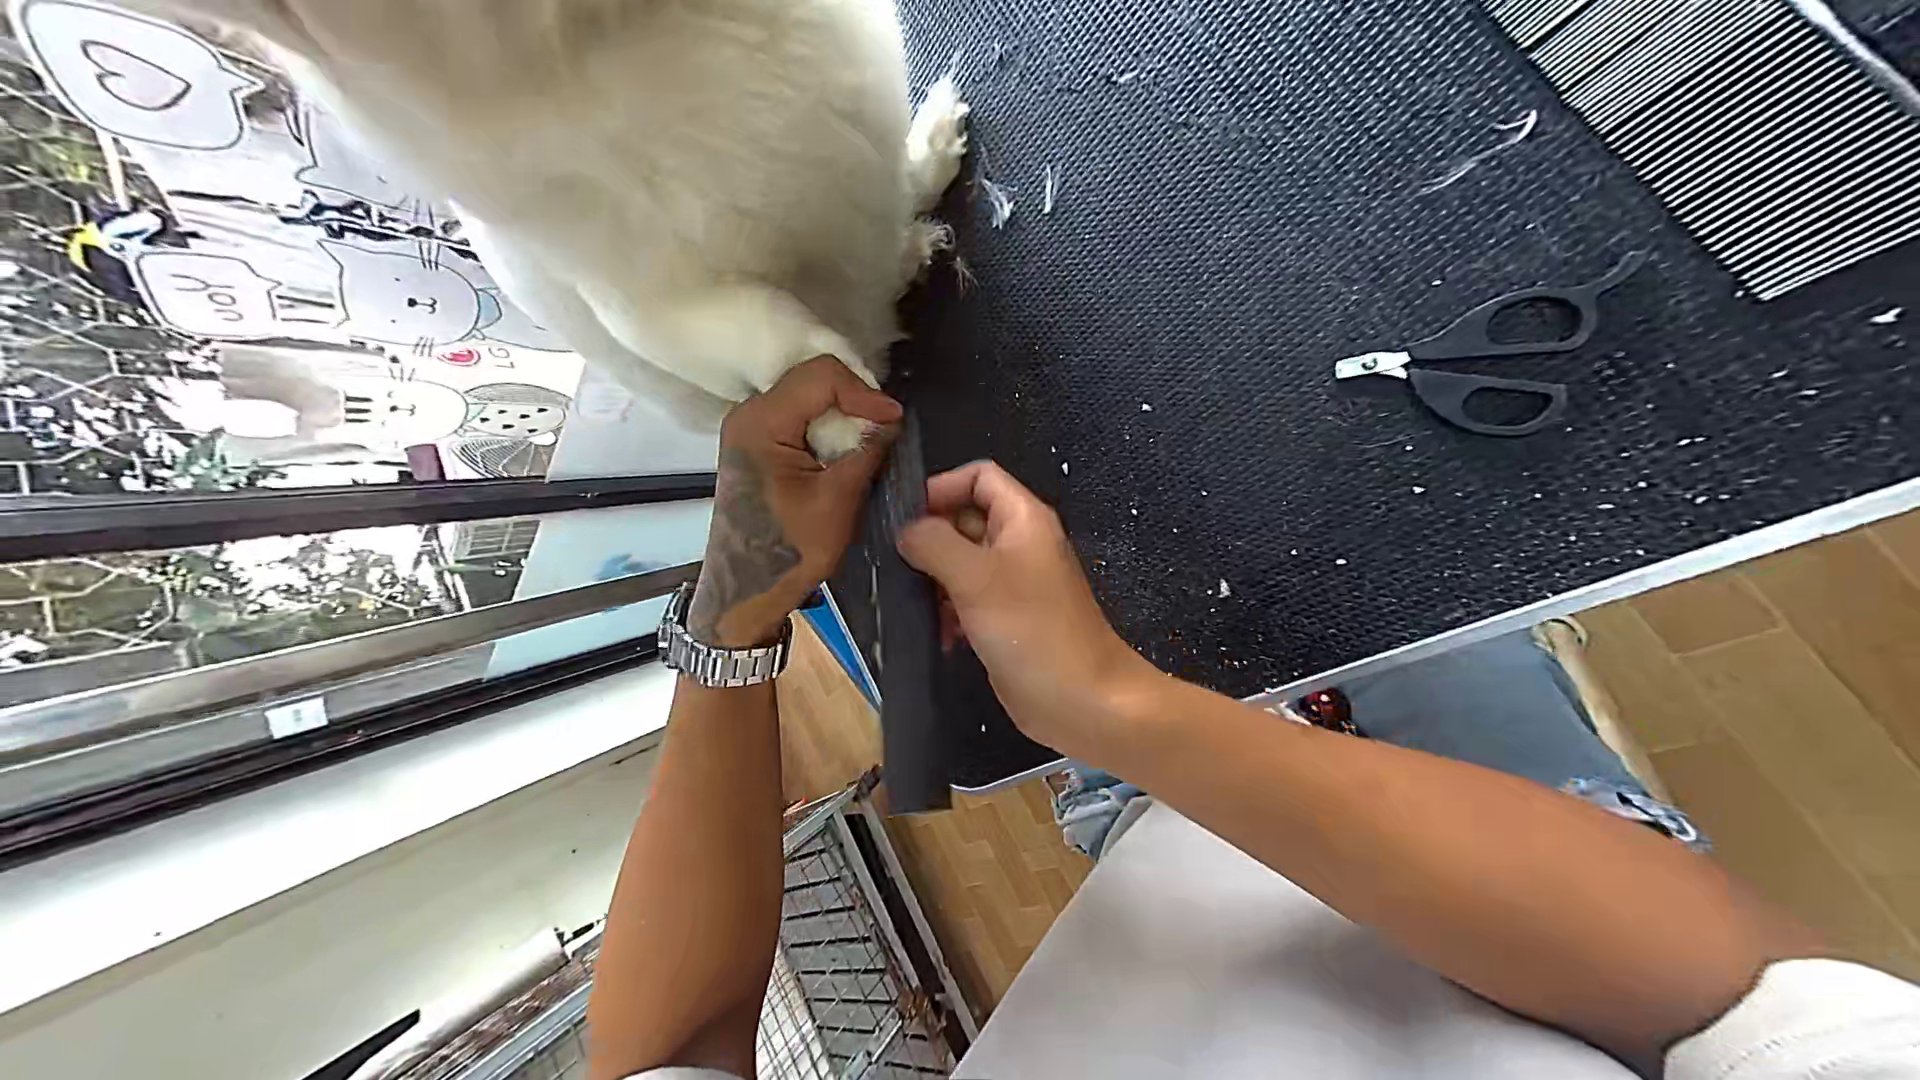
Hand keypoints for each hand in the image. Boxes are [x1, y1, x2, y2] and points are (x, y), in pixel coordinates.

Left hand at [689, 357, 900, 646]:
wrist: (749, 587)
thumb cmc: (791, 548)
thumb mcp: (838, 498)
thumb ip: (867, 450)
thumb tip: (891, 421)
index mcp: (762, 421)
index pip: (821, 375)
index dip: (864, 392)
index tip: (894, 421)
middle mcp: (750, 413)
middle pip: (813, 381)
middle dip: (855, 402)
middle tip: (886, 430)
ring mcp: (750, 428)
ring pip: (808, 399)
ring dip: (843, 417)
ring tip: (871, 442)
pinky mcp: (758, 445)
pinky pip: (799, 419)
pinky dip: (827, 430)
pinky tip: (846, 452)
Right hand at [897, 461, 1159, 760]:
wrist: (1082, 701)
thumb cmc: (1033, 630)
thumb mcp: (976, 578)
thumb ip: (934, 543)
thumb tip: (906, 530)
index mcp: (1023, 518)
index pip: (978, 477)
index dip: (941, 488)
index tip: (906, 520)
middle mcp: (1018, 543)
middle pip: (964, 519)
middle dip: (931, 539)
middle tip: (899, 566)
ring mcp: (1013, 583)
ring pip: (961, 562)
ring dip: (936, 580)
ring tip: (918, 604)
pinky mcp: (1005, 618)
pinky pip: (967, 599)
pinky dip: (949, 610)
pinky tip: (941, 635)